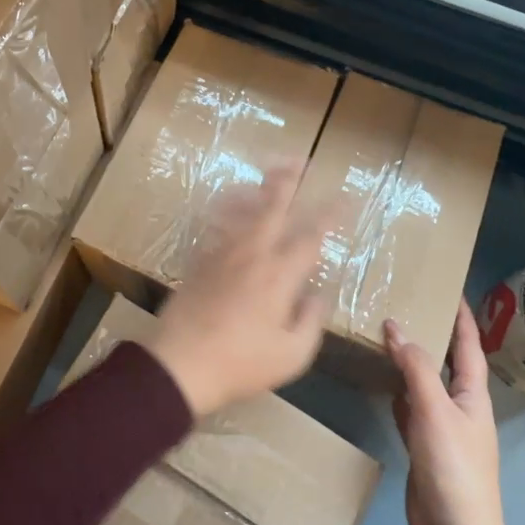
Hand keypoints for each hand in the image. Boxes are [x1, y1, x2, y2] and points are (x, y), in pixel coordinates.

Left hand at [146, 167, 329, 416]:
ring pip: (244, 211)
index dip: (330, 215)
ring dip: (258, 188)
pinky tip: (230, 203)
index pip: (311, 237)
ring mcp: (222, 254)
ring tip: (266, 172)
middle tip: (298, 161)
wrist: (180, 364)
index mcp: (279, 275)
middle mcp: (253, 254)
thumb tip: (318, 296)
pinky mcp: (200, 262)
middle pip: (273, 207)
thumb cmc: (241, 363)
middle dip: (287, 181)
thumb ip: (311, 321)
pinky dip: (228, 209)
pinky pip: (219, 225)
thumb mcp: (291, 355)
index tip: (345, 198)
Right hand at [388, 302, 516, 524]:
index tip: (451, 287)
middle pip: (445, 361)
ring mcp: (442, 427)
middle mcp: (460, 405)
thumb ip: (415, 367)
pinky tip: (383, 382)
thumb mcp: (435, 410)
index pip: (468, 344)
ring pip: (425, 384)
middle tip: (409, 305)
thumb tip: (396, 326)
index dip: (462, 315)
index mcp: (472, 393)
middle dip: (432, 334)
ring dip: (411, 362)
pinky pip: (410, 409)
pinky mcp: (424, 446)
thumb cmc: (453, 465)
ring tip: (389, 335)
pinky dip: (399, 393)